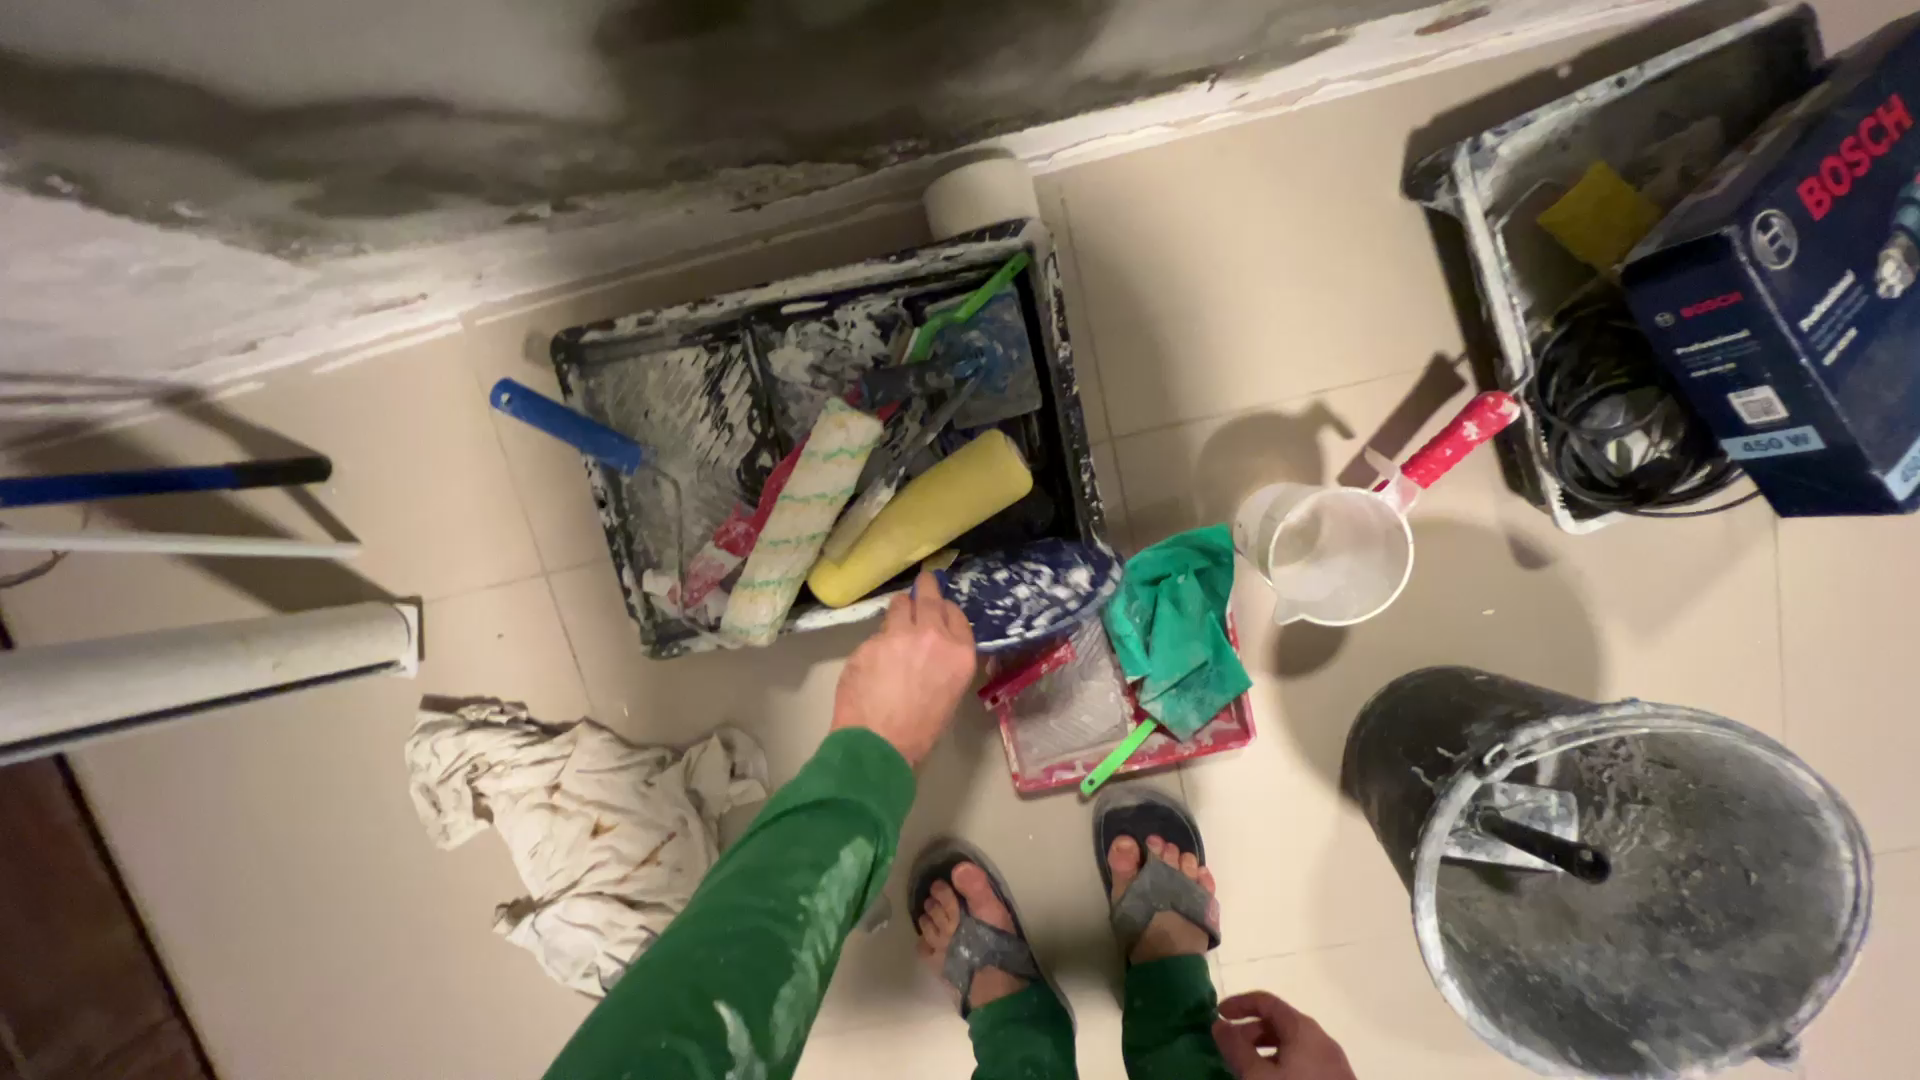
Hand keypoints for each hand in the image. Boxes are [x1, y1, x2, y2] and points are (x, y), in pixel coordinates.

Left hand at [830, 571, 976, 767]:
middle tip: (924, 580)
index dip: (945, 609)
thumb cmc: (921, 731)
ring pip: (898, 606)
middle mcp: (931, 636)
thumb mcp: (950, 691)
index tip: (939, 607)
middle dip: (926, 587)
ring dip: (899, 610)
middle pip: (929, 598)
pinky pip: (875, 635)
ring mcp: (897, 636)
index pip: (955, 614)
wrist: (880, 745)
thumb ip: (945, 660)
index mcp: (959, 653)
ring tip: (896, 618)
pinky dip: (876, 643)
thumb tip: (932, 648)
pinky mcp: (868, 642)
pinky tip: (873, 665)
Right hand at [1212, 992, 1357, 1079]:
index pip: (1266, 1001)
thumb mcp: (1258, 1077)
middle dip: (1251, 1031)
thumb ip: (1236, 1048)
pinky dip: (1283, 1066)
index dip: (1239, 1004)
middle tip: (1230, 1048)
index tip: (1217, 1016)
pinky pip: (1304, 1063)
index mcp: (1303, 1029)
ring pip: (1293, 1046)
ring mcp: (1333, 1064)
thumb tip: (1219, 1024)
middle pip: (1280, 1023)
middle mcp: (1321, 1040)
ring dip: (1266, 1051)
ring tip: (1249, 1070)